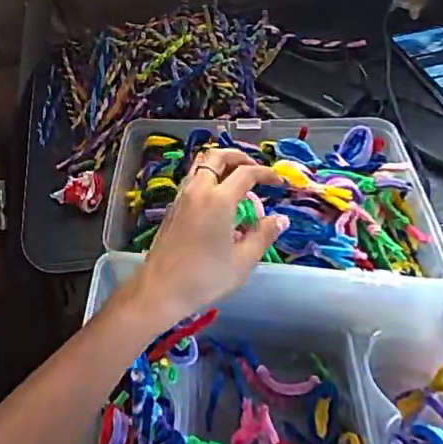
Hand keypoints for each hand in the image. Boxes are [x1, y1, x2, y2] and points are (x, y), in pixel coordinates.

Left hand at [125, 148, 286, 329]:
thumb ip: (263, 235)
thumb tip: (280, 219)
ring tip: (239, 182)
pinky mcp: (173, 206)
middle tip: (256, 170)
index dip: (265, 173)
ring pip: (200, 165)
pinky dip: (208, 178)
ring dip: (221, 165)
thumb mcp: (243, 260)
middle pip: (216, 157)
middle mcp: (198, 190)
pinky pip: (192, 180)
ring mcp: (182, 196)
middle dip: (239, 157)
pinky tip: (220, 200)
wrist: (162, 287)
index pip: (245, 173)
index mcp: (218, 199)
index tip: (279, 181)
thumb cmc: (206, 277)